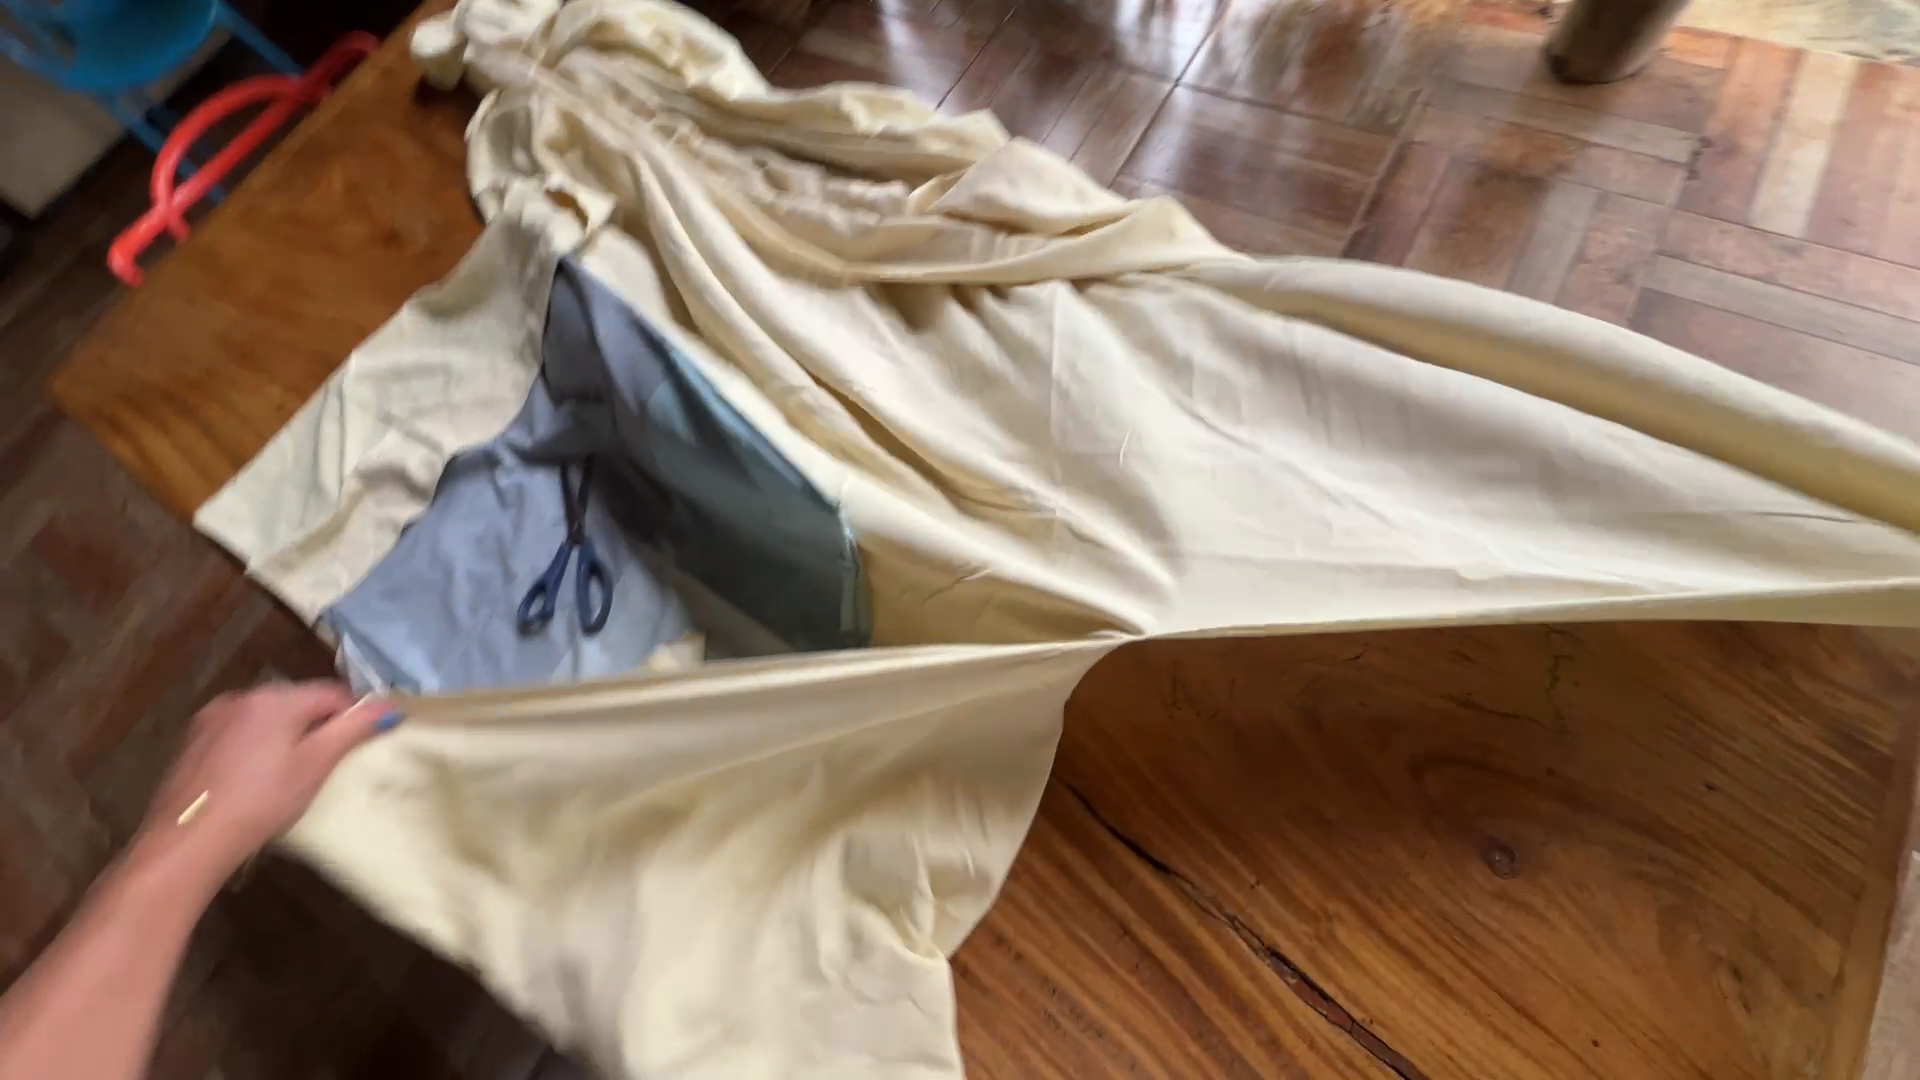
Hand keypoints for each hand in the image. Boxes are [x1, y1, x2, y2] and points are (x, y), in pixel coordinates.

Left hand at [136, 681, 401, 880]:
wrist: (186, 844)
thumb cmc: (262, 800)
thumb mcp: (319, 762)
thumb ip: (356, 727)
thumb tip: (391, 706)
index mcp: (274, 698)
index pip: (334, 694)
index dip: (354, 716)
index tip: (359, 745)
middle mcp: (241, 698)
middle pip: (301, 702)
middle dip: (320, 724)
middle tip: (329, 760)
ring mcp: (212, 719)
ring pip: (272, 717)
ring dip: (291, 734)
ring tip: (295, 769)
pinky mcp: (194, 742)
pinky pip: (245, 731)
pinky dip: (262, 744)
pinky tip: (261, 775)